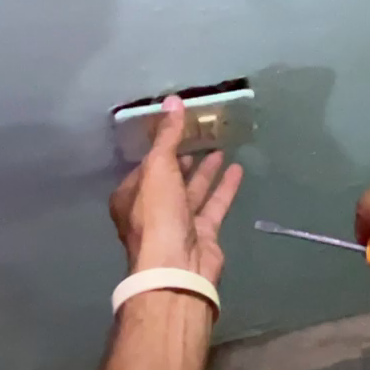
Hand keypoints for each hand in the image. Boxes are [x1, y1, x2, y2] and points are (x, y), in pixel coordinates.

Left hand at [109, 97, 243, 282]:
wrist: (177, 269)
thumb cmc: (157, 214)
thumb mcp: (158, 167)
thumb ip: (168, 135)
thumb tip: (173, 100)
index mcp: (131, 196)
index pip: (146, 164)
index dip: (160, 145)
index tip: (177, 126)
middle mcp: (152, 210)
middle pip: (170, 177)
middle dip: (184, 157)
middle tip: (201, 133)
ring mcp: (178, 223)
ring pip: (193, 190)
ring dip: (206, 169)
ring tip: (221, 145)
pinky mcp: (203, 234)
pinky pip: (214, 204)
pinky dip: (225, 187)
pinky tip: (238, 168)